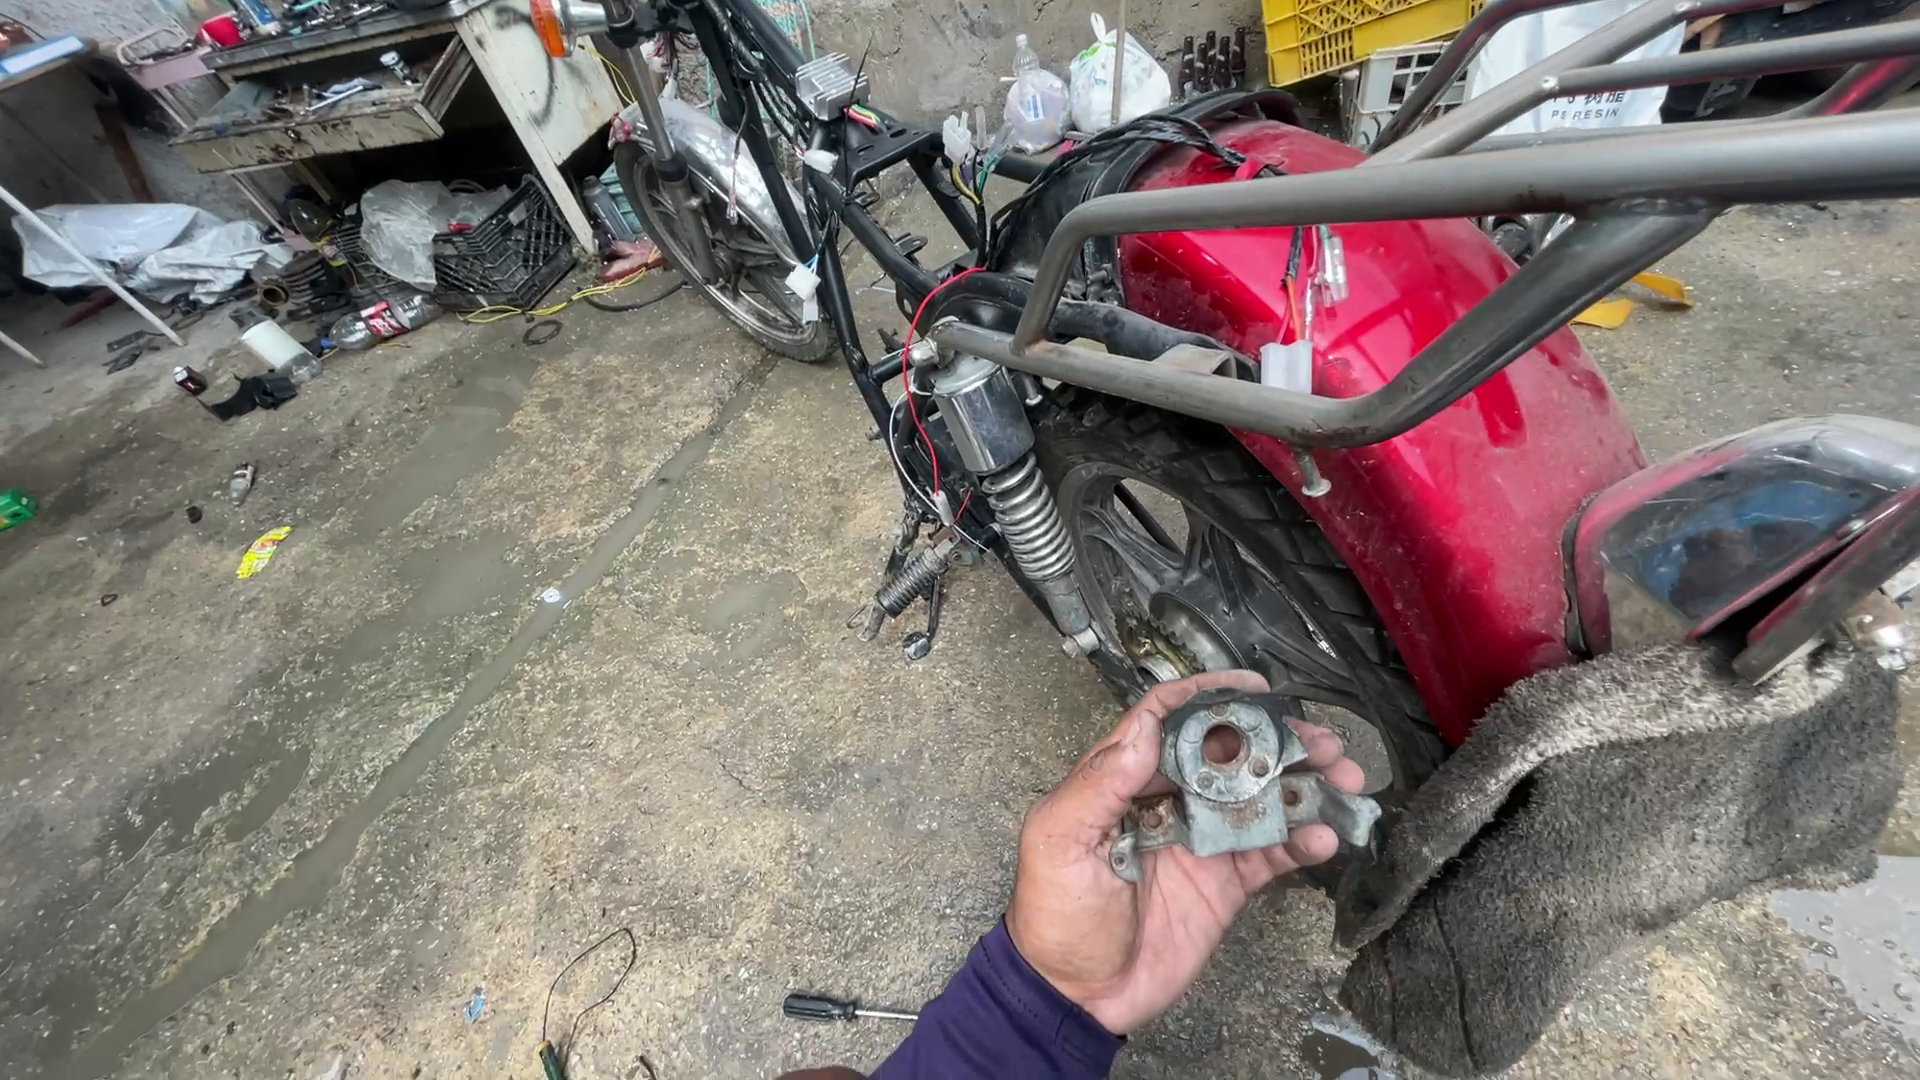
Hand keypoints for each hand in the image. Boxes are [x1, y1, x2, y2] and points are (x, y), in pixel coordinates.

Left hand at [1005, 670, 1364, 1034]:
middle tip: (1318, 739)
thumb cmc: (1054, 913)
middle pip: (1224, 754)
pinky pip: (1268, 854)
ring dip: (1300, 784)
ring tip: (1340, 777)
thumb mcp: (1058, 840)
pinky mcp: (1223, 882)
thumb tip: (1142, 729)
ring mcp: (1198, 840)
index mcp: (1122, 779)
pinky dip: (1300, 841)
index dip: (1205, 695)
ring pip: (1256, 798)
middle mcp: (1165, 800)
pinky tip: (1324, 836)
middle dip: (1272, 739)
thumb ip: (1099, 784)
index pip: (1165, 720)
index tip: (1250, 688)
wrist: (1078, 994)